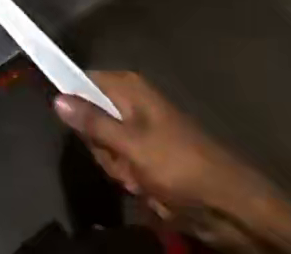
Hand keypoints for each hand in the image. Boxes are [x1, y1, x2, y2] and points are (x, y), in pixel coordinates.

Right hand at [55, 72, 290, 253]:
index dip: (71, 100)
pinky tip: (153, 192)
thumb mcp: (132, 146)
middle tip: (121, 161)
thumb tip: (55, 97)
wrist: (235, 209)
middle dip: (102, 148)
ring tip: (143, 181)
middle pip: (89, 117)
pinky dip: (134, 182)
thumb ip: (92, 122)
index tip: (71, 122)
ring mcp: (141, 131)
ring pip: (105, 147)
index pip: (79, 80)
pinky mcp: (151, 157)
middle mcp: (131, 102)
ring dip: (119, 170)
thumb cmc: (182, 167)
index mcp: (128, 87)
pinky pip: (124, 165)